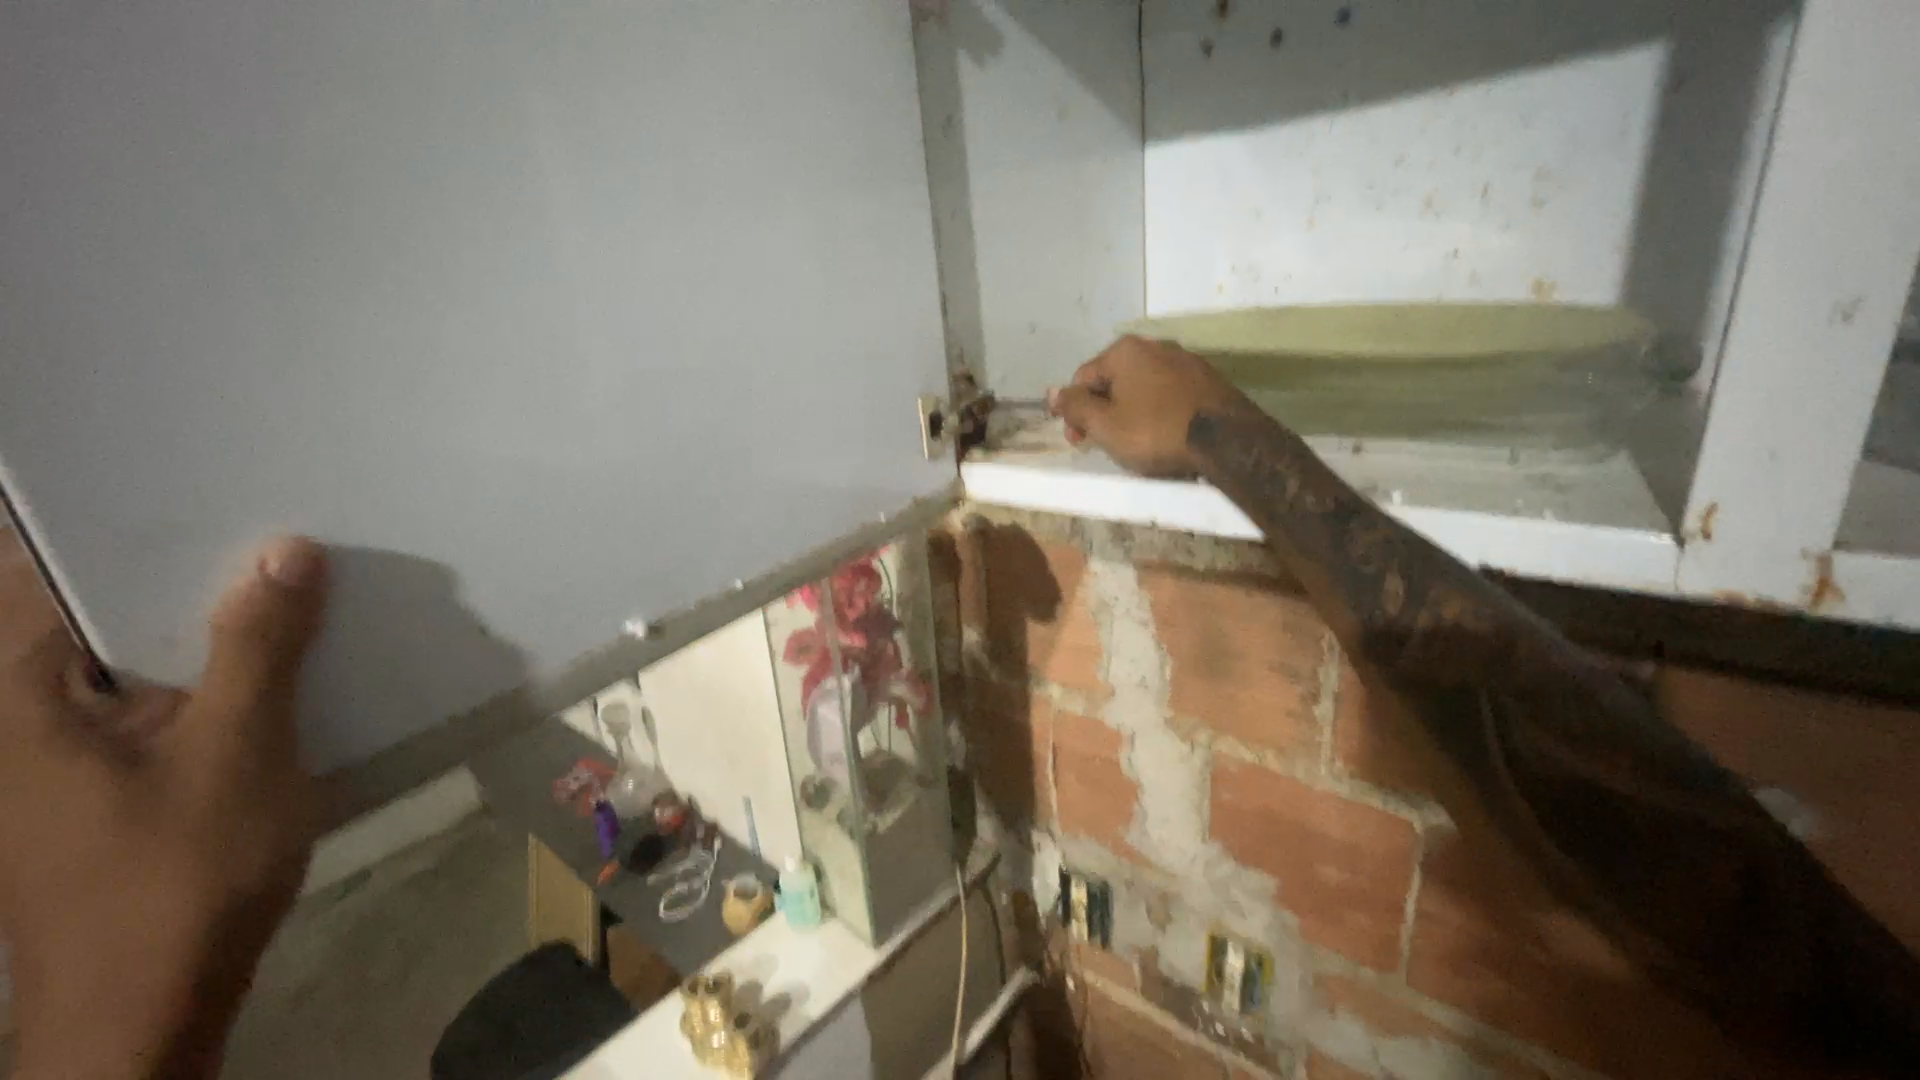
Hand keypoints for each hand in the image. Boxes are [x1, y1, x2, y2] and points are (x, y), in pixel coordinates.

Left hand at [0, 529, 328, 1078]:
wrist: (150, 1007)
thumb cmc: (179, 872)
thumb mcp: (234, 748)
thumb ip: (258, 646)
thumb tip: (285, 549)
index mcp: (19, 698)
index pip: (45, 573)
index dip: (122, 523)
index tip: (201, 483)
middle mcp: (26, 717)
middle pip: (100, 612)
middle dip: (186, 571)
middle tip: (272, 526)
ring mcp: (67, 756)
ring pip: (140, 659)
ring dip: (210, 624)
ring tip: (291, 581)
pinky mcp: (114, 785)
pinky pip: (164, 700)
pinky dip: (218, 674)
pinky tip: (282, 666)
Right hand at [1047, 335, 1256, 476]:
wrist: (1226, 440)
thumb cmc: (1155, 431)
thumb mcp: (1106, 425)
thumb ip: (1075, 407)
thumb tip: (1051, 392)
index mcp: (1124, 351)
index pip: (1082, 379)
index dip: (1074, 411)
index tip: (1078, 440)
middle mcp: (1155, 346)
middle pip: (1113, 381)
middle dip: (1103, 411)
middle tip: (1104, 443)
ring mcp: (1185, 360)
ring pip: (1142, 387)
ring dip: (1130, 411)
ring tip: (1134, 442)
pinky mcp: (1208, 379)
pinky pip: (1169, 394)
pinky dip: (1157, 411)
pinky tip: (1163, 434)